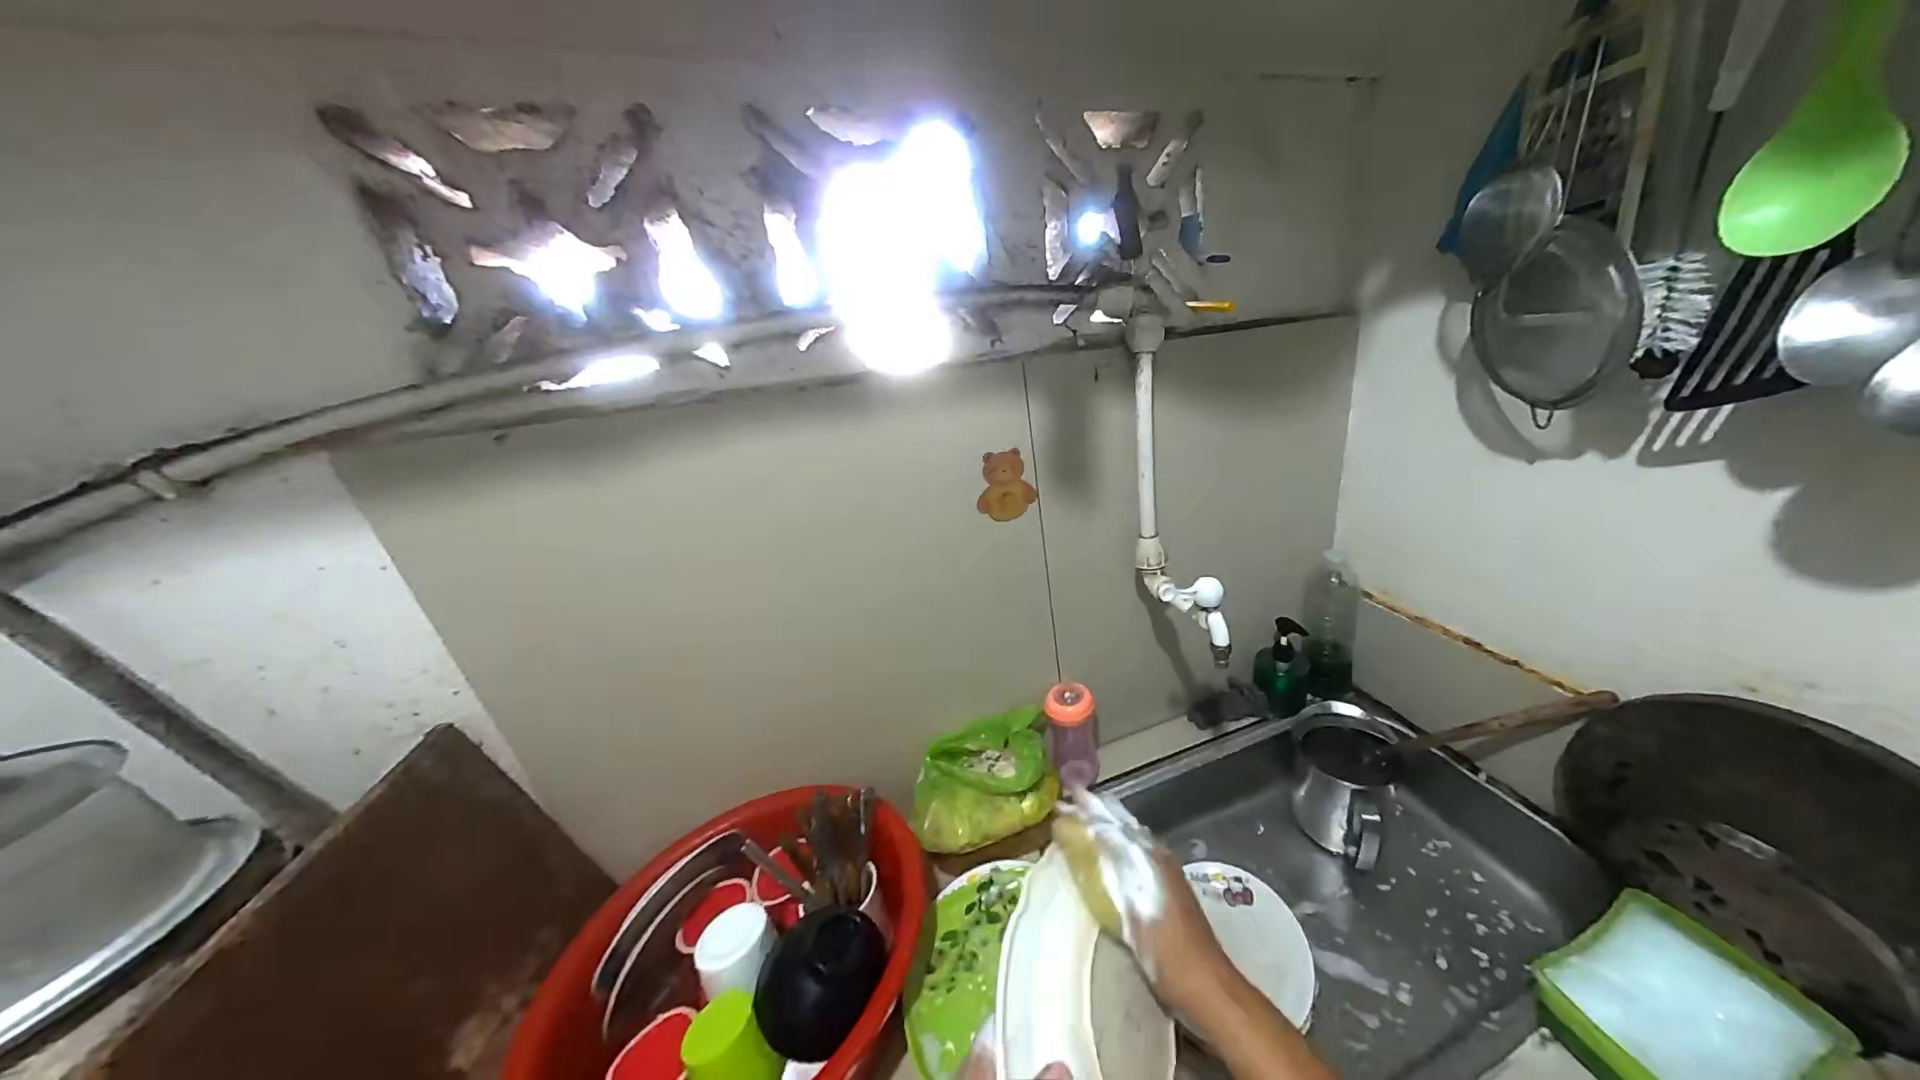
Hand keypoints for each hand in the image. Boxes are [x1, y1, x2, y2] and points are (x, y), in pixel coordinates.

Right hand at [1052, 789, 1231, 1012]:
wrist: (1204, 987)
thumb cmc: (1166, 948)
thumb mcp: (1130, 904)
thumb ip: (1103, 864)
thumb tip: (1072, 827)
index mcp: (1148, 854)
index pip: (1111, 820)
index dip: (1086, 808)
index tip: (1060, 800)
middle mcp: (1156, 856)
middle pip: (1119, 825)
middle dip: (1091, 815)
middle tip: (1062, 808)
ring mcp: (1162, 874)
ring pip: (1125, 840)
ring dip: (1101, 830)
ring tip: (1073, 825)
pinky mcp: (1162, 894)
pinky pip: (1129, 858)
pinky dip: (1110, 850)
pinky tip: (1098, 859)